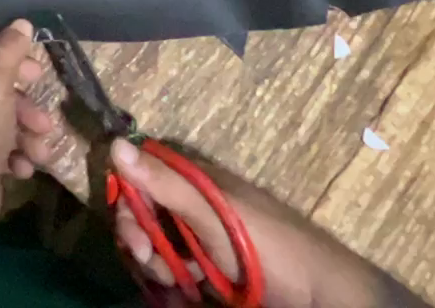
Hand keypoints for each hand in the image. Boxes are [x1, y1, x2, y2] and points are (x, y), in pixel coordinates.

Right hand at [110, 139, 420, 307]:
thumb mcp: (212, 214)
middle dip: (138, 239)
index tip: (132, 233)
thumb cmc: (267, 247)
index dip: (126, 200)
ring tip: (177, 286)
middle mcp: (190, 200)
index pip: (138, 173)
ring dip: (154, 265)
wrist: (320, 298)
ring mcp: (199, 234)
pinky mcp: (206, 266)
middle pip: (141, 211)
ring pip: (152, 242)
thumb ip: (164, 182)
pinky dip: (169, 281)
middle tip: (152, 265)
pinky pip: (171, 267)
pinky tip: (182, 294)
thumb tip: (115, 142)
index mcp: (191, 177)